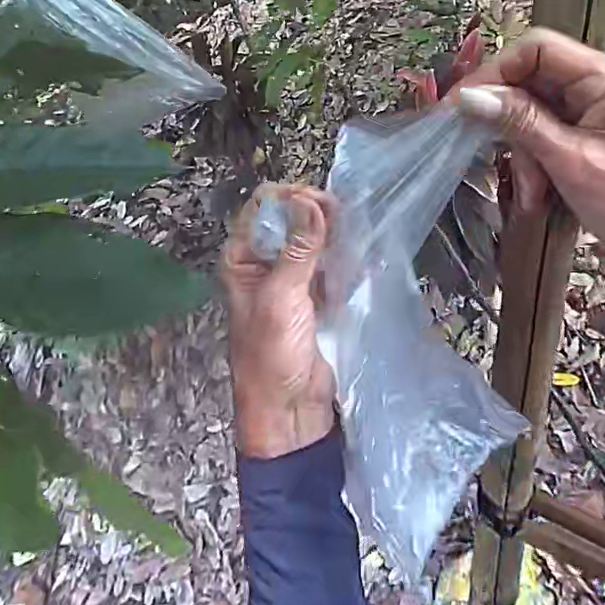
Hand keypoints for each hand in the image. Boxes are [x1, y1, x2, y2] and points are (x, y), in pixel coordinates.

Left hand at [221, 184, 339, 458]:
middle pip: (292, 217)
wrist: (289, 406)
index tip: (319, 202)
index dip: (291, 197)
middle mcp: (266, 261)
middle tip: (342, 214)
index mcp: (243, 257)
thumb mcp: (281, 297)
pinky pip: (332, 261)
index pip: (264, 207)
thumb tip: (309, 202)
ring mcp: (293, 276)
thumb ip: (298, 249)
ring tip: (355, 229)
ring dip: (334, 230)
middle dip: (316, 210)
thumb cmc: (271, 354)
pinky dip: (346, 253)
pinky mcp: (317, 292)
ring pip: (315, 237)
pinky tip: (361, 250)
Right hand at [452, 28, 604, 278]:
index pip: (539, 49)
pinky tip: (541, 194)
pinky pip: (552, 133)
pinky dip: (539, 161)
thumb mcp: (574, 165)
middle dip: (512, 125)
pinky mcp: (597, 133)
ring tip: (533, 194)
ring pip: (538, 112)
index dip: (495, 72)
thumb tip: (471, 97)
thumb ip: (522, 124)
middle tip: (498, 160)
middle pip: (535, 82)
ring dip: (525, 152)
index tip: (463, 105)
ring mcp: (603, 109)